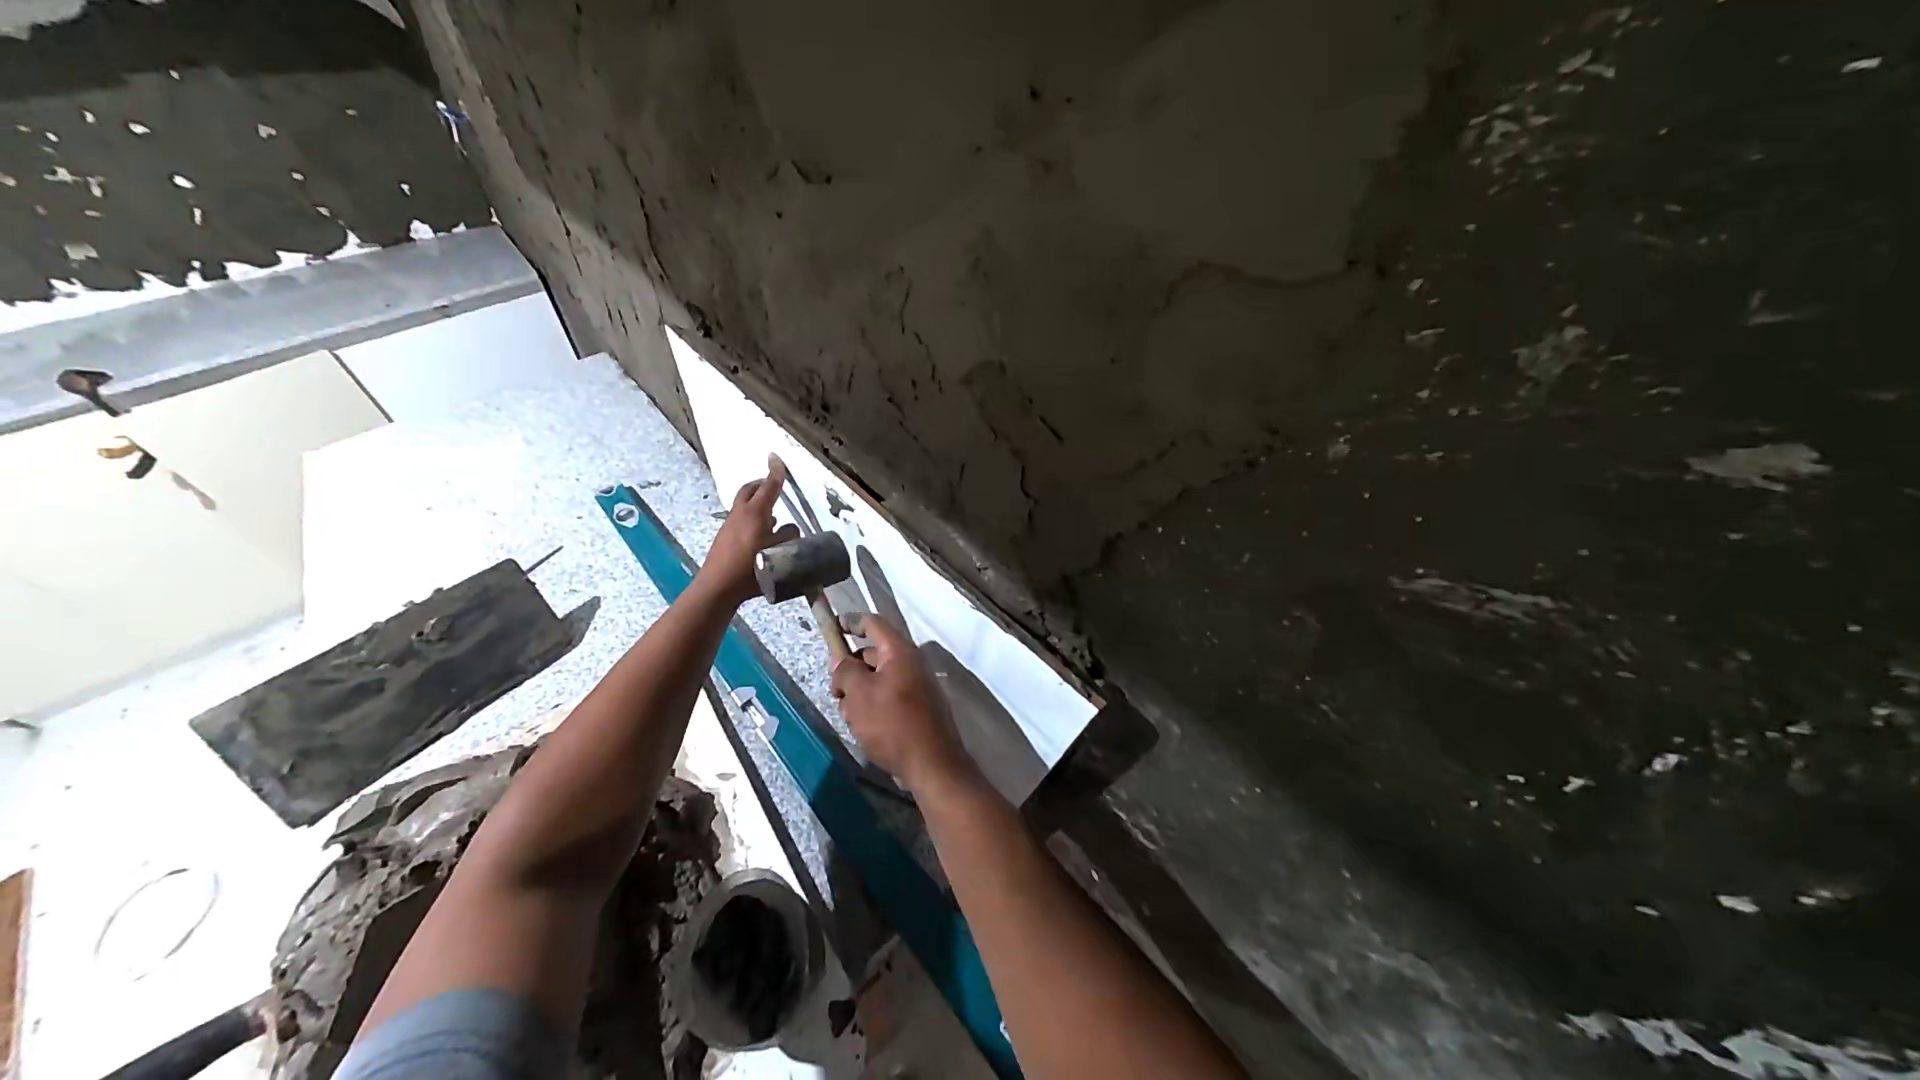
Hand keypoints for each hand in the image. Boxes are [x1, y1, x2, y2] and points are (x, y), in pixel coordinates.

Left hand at [699, 455, 798, 606]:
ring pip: (745, 505)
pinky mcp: (724, 538)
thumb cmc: (752, 568)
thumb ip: (787, 537)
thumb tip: (789, 529)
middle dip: (762, 483)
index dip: (776, 472)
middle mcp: (740, 514)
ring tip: (772, 515)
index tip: (776, 459)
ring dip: (757, 503)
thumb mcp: (779, 552)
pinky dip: (752, 518)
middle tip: (773, 485)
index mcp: (756, 512)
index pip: (769, 486)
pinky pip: (741, 519)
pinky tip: (760, 536)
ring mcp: (729, 525)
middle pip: (750, 489)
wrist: (718, 586)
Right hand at [831, 613, 976, 794]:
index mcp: (900, 652)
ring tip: (849, 715)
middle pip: (873, 654)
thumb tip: (841, 661)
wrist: (931, 764)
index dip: (851, 622)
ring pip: (879, 680)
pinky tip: (864, 728)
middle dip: (850, 669)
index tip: (834, 627)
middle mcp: (912, 664)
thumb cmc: (892, 723)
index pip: (873, 624)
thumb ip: (845, 671)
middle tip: (835, 691)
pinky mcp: (919, 710)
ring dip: (859, 693)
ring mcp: (918, 687)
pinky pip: (889, 698)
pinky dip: (873, 707)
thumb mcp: (859, 694)